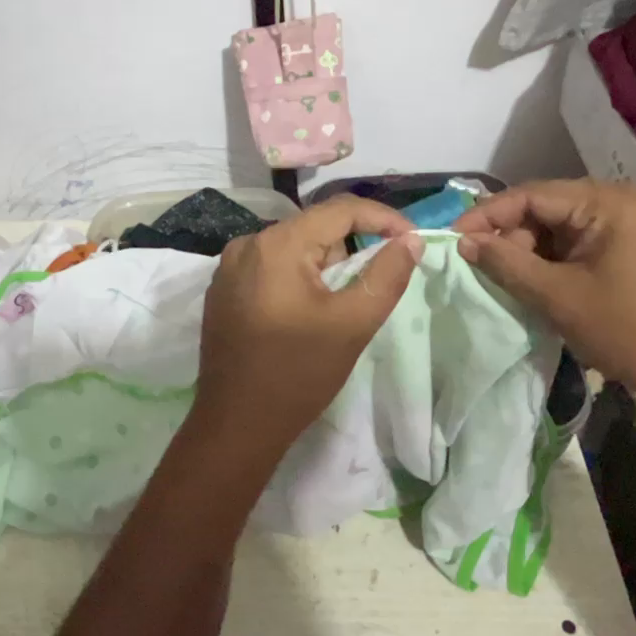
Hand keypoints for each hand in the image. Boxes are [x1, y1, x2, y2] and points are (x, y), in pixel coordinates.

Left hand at [196, 197, 423, 458]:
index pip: (341, 210)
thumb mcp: (353, 323)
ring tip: (341, 306)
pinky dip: (297, 278)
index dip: (384, 219)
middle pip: (315, 228)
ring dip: (325, 266)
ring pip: (294, 248)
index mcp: (277, 244)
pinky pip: (271, 268)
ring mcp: (229, 268)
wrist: (237, 425)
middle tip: (375, 283)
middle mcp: (247, 244)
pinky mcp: (223, 291)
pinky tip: (306, 314)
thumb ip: (386, 275)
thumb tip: (410, 240)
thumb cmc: (299, 373)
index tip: (413, 241)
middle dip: (352, 248)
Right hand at [453, 178, 635, 412]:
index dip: (488, 215)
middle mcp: (627, 199)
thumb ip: (506, 262)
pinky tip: (539, 281)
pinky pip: (585, 239)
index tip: (452, 236)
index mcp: (612, 201)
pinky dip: (558, 258)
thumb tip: (465, 241)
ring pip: (565, 224)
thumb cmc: (627, 332)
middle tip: (483, 266)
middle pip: (550, 206)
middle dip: (512, 235)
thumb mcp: (557, 297)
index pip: (534, 194)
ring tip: (509, 278)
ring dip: (533, 249)